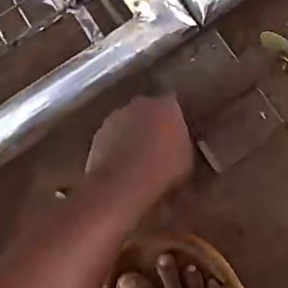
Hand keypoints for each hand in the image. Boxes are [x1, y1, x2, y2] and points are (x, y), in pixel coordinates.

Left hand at [84, 93, 193, 213]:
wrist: (121, 185)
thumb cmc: (163, 172)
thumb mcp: (188, 159)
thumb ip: (185, 142)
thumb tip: (181, 139)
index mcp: (166, 106)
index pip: (174, 102)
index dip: (176, 116)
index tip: (180, 130)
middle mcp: (141, 103)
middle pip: (150, 108)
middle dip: (154, 122)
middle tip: (160, 143)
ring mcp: (117, 115)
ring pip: (130, 119)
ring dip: (134, 131)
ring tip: (139, 155)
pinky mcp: (100, 130)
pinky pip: (114, 133)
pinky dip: (118, 142)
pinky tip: (122, 161)